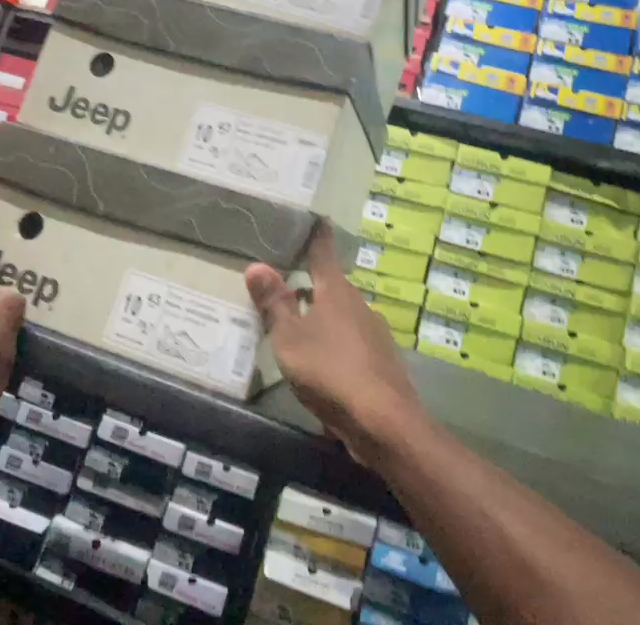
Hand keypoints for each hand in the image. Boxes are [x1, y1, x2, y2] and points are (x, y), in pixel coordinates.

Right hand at [245, 223, 426, 457]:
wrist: (382, 421)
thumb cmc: (329, 371)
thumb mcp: (290, 338)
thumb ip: (274, 304)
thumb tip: (256, 265)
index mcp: (336, 292)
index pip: (324, 254)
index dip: (318, 236)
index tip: (319, 218)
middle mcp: (359, 305)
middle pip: (334, 287)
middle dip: (315, 284)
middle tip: (291, 281)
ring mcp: (374, 334)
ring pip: (344, 316)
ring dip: (324, 317)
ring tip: (300, 325)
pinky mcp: (380, 362)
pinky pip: (351, 342)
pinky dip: (335, 344)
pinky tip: (323, 363)